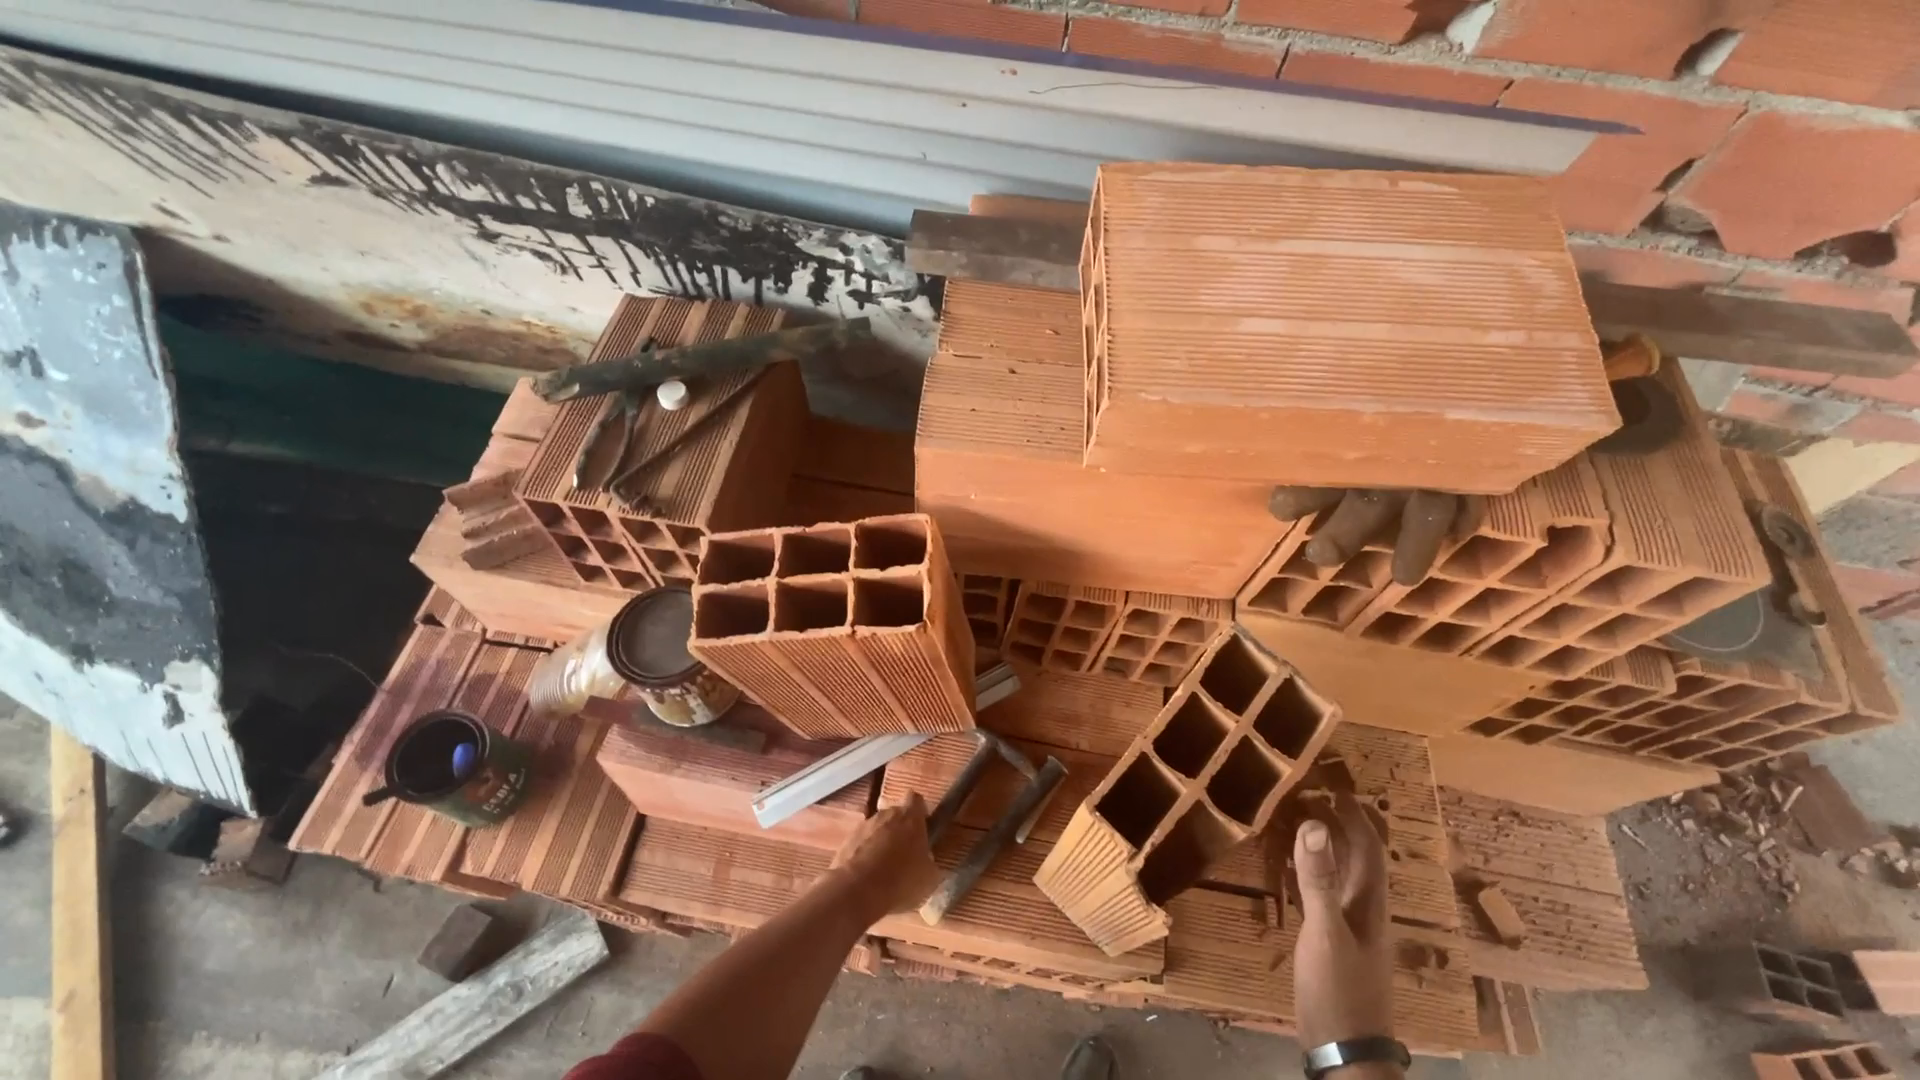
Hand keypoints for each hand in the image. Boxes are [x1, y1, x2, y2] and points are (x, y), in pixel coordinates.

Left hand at [828, 793, 941, 921]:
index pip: (916, 799)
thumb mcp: (928, 877)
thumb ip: (928, 860)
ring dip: (880, 843)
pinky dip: (864, 854)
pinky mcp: (845, 841)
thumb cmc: (901, 880)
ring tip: (883, 869)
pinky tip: (867, 876)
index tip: (922, 826)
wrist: (856, 891)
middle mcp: (886, 814)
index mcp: (910, 817)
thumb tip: (925, 859)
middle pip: (895, 814)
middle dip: (899, 829)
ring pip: (876, 829)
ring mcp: (863, 826)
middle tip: (904, 853)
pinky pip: (860, 843)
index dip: (919, 811)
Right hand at [1291, 792, 1394, 1049]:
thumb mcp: (1325, 932)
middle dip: (1342, 823)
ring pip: (1341, 874)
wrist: (1345, 1050)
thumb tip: (1315, 824)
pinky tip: (1292, 870)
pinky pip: (1324, 894)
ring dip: (1326, 845)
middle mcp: (1364, 909)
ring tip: (1300, 818)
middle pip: (1358, 857)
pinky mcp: (1333, 944)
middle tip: (1313, 793)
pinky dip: (1310, 873)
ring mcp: (1350, 928)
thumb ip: (1318, 880)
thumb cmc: (1339, 989)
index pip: (1368, 846)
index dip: (1354, 813)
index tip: (1333, 783)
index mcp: (1369, 902)